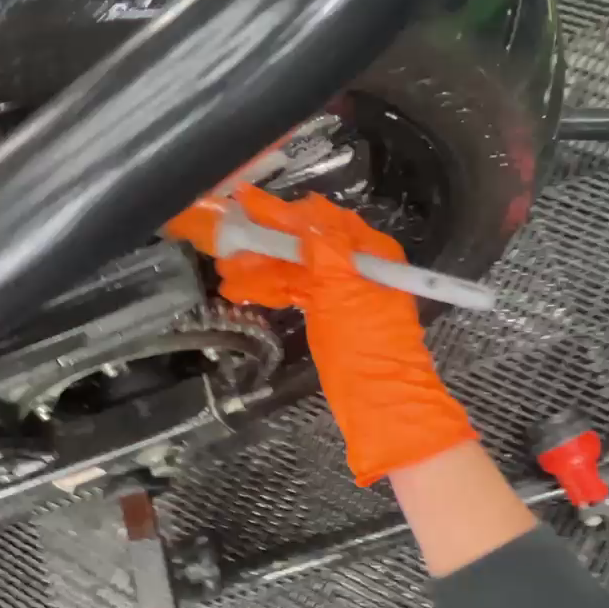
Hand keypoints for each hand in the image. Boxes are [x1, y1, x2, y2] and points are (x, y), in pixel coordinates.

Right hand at [211, 186, 476, 485]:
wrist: (383, 405)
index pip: (320, 219)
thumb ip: (326, 250)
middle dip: (265, 241)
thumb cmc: (368, 349)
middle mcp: (355, 267)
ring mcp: (341, 292)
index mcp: (369, 253)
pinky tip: (243, 291)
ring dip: (261, 267)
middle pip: (304, 241)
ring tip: (226, 273)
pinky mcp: (328, 316)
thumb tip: (305, 213)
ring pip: (295, 268)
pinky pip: (296, 291)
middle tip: (226, 242)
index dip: (280, 212)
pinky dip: (271, 289)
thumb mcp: (346, 294)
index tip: (243, 202)